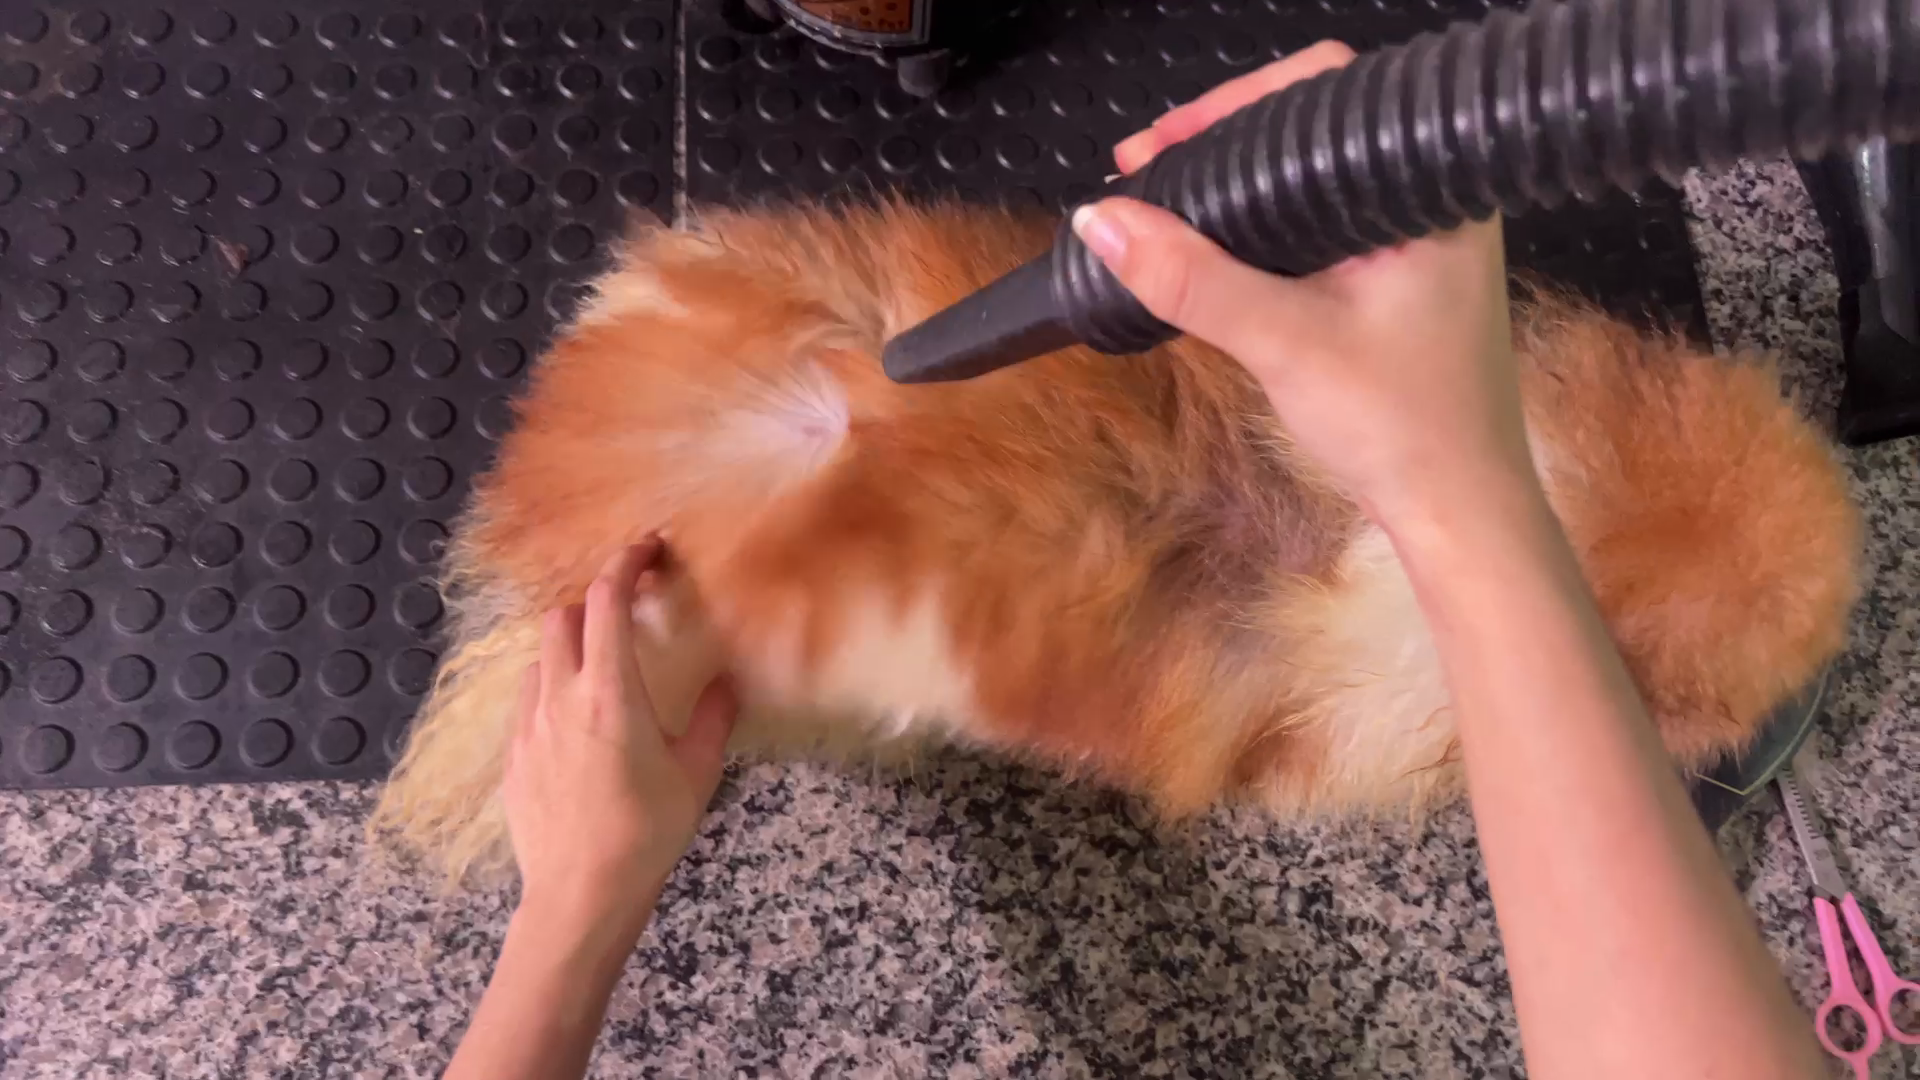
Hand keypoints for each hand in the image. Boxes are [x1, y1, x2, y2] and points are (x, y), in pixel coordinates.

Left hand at [503, 539, 737, 935]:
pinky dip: (554, 680)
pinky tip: (578, 713)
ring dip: (573, 641)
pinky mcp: (511, 755)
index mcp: (611, 694)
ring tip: (605, 661)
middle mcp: (560, 698)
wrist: (579, 897)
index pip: (607, 604)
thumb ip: (715, 716)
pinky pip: (528, 696)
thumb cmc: (646, 830)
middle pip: (562, 616)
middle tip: (631, 611)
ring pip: (540, 654)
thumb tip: (727, 681)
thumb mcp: (698, 771)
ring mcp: (527, 726)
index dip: (624, 564)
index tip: (647, 549)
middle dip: (596, 600)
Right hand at [1079, 42, 1530, 528]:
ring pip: (1301, 185)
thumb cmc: (1394, 422)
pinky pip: (1304, 231)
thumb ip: (1193, 283)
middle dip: (1218, 147)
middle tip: (1144, 173)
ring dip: (1229, 193)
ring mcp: (1401, 239)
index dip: (1230, 104)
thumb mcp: (1284, 344)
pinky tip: (1209, 249)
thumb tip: (1101, 222)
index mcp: (1425, 183)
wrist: (1448, 503)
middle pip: (1308, 132)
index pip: (1326, 90)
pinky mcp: (1379, 279)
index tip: (1154, 146)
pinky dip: (1249, 233)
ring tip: (1161, 204)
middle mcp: (1419, 196)